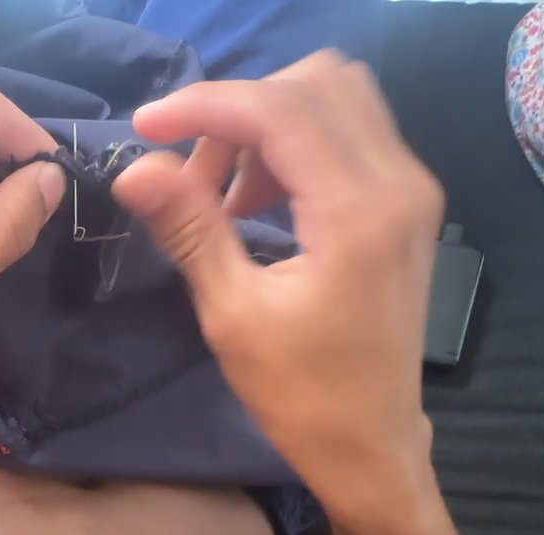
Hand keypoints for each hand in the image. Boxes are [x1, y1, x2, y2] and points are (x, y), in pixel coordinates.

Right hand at [110, 51, 445, 523]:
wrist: (369, 442)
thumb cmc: (297, 393)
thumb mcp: (232, 314)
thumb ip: (190, 230)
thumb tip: (134, 169)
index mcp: (357, 210)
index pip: (279, 111)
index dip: (205, 106)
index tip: (146, 126)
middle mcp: (398, 179)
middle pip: (316, 84)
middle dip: (239, 112)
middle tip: (193, 176)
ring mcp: (410, 188)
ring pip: (336, 101)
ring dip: (267, 127)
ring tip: (222, 196)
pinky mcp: (405, 204)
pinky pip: (350, 136)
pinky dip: (294, 149)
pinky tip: (258, 204)